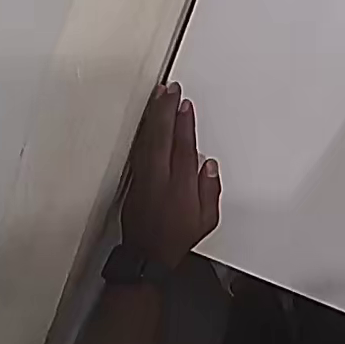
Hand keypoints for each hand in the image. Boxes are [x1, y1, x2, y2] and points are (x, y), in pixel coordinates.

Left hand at [121, 82, 220, 268]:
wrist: (146, 254)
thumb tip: (207, 165)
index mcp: (180, 186)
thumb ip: (210, 190)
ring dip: (153, 115)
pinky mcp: (134, 179)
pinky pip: (139, 148)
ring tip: (158, 96)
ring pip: (147, 139)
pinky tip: (148, 120)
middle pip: (162, 136)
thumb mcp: (206, 219)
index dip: (184, 122)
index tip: (185, 103)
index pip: (182, 146)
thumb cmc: (177, 237)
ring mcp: (144, 177)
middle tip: (170, 89)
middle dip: (166, 109)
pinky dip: (144, 130)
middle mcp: (159, 178)